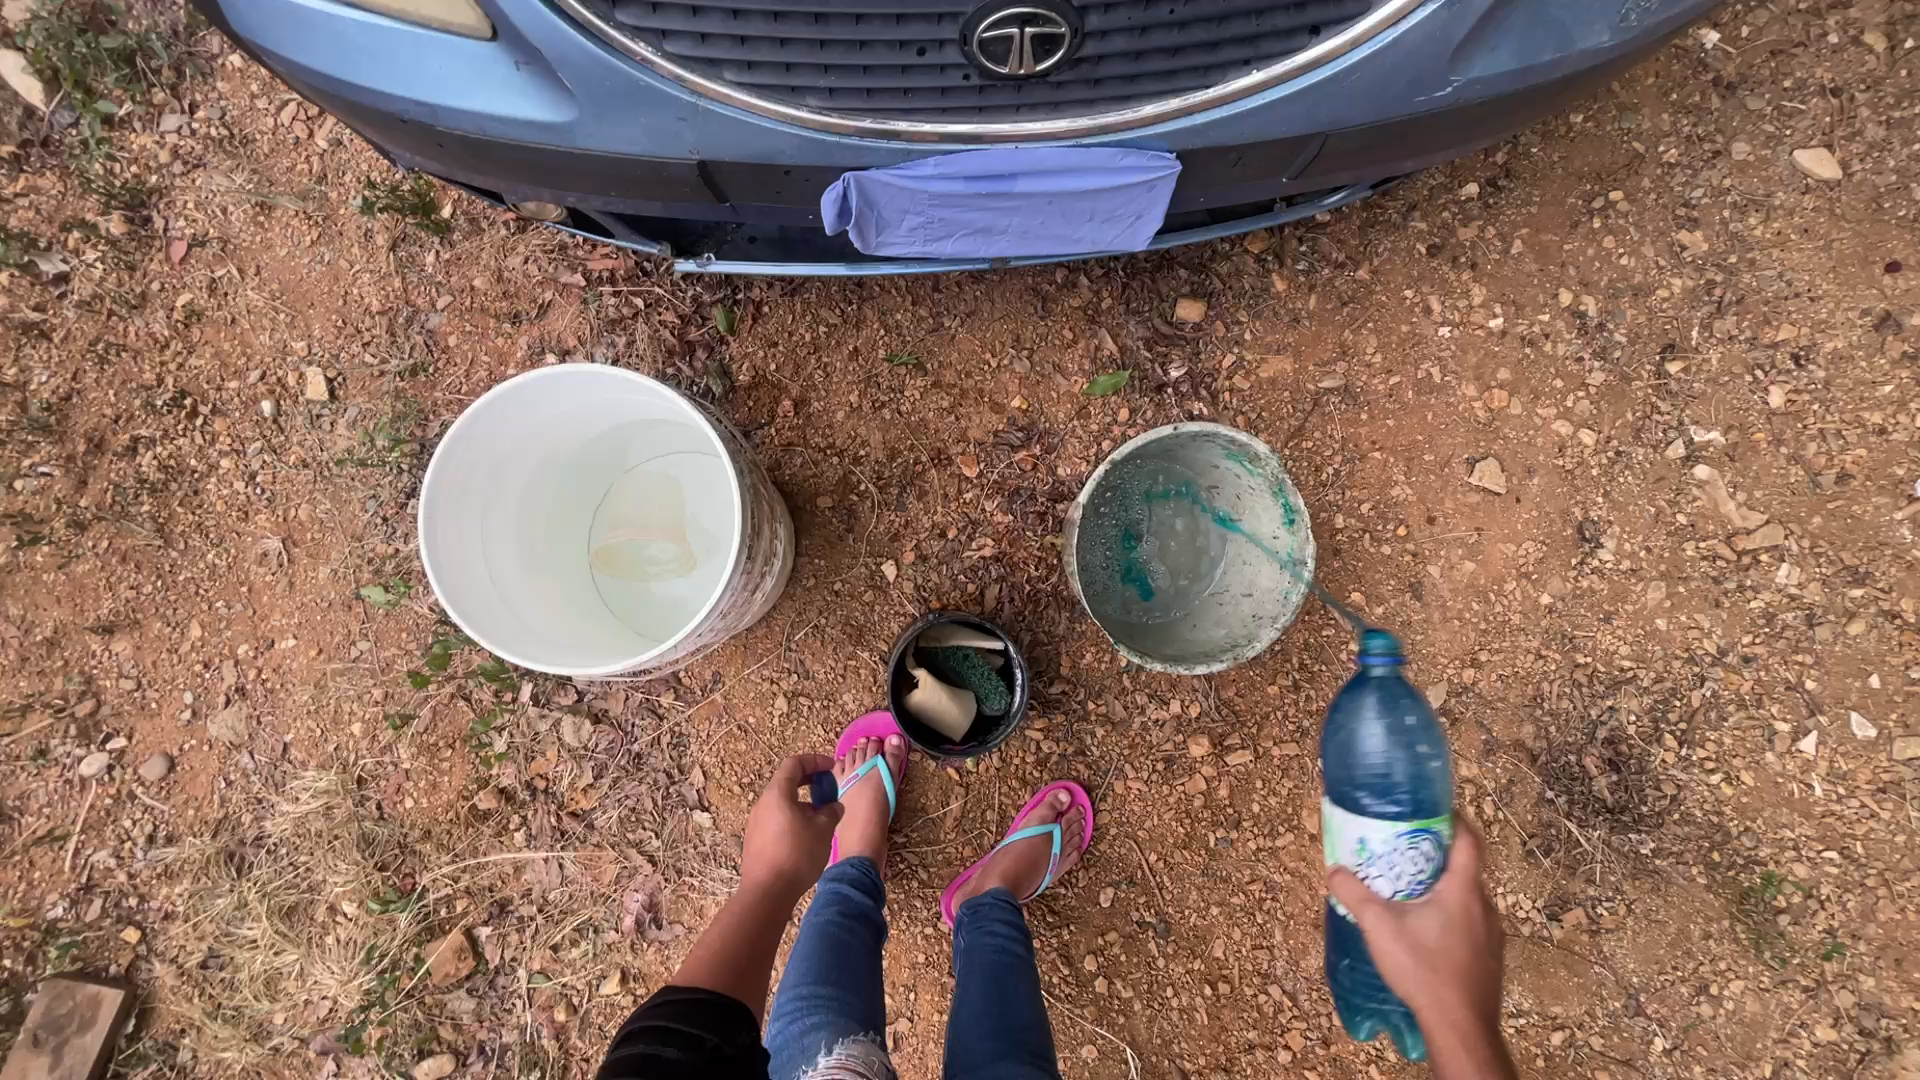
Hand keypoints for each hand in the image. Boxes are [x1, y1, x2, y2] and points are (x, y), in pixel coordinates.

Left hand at [739, 754, 843, 905]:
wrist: (766, 894)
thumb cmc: (797, 854)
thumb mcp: (823, 830)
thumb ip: (831, 812)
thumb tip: (833, 806)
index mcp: (777, 793)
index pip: (794, 764)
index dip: (814, 760)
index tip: (831, 767)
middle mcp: (763, 804)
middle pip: (786, 782)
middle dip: (809, 781)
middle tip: (827, 786)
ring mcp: (756, 823)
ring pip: (782, 803)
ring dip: (802, 803)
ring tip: (822, 817)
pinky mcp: (756, 841)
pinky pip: (776, 819)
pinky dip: (793, 818)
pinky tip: (807, 836)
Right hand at [1329, 814, 1507, 1067]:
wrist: (1460, 1029)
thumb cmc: (1423, 969)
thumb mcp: (1378, 926)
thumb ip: (1353, 892)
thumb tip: (1333, 870)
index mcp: (1463, 891)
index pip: (1470, 843)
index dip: (1454, 820)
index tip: (1431, 808)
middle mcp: (1484, 908)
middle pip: (1465, 868)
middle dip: (1436, 853)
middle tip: (1403, 846)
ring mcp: (1491, 936)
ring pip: (1466, 896)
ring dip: (1440, 885)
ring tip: (1407, 885)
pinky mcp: (1487, 959)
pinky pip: (1468, 921)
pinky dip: (1447, 912)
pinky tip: (1420, 926)